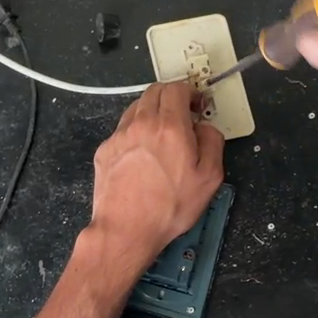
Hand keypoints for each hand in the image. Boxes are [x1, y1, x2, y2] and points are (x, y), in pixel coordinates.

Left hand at [87, 81, 224, 263]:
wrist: (125, 229)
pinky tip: (142, 154)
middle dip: (171, 97)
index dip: (190, 92)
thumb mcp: (209, 178)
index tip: (197, 106)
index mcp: (169, 126)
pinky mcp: (105, 150)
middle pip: (154, 91)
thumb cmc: (170, 206)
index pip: (177, 88)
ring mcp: (119, 135)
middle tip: (182, 115)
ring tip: (162, 134)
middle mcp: (141, 123)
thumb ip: (212, 142)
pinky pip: (123, 129)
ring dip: (152, 111)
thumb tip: (204, 127)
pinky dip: (135, 131)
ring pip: (136, 107)